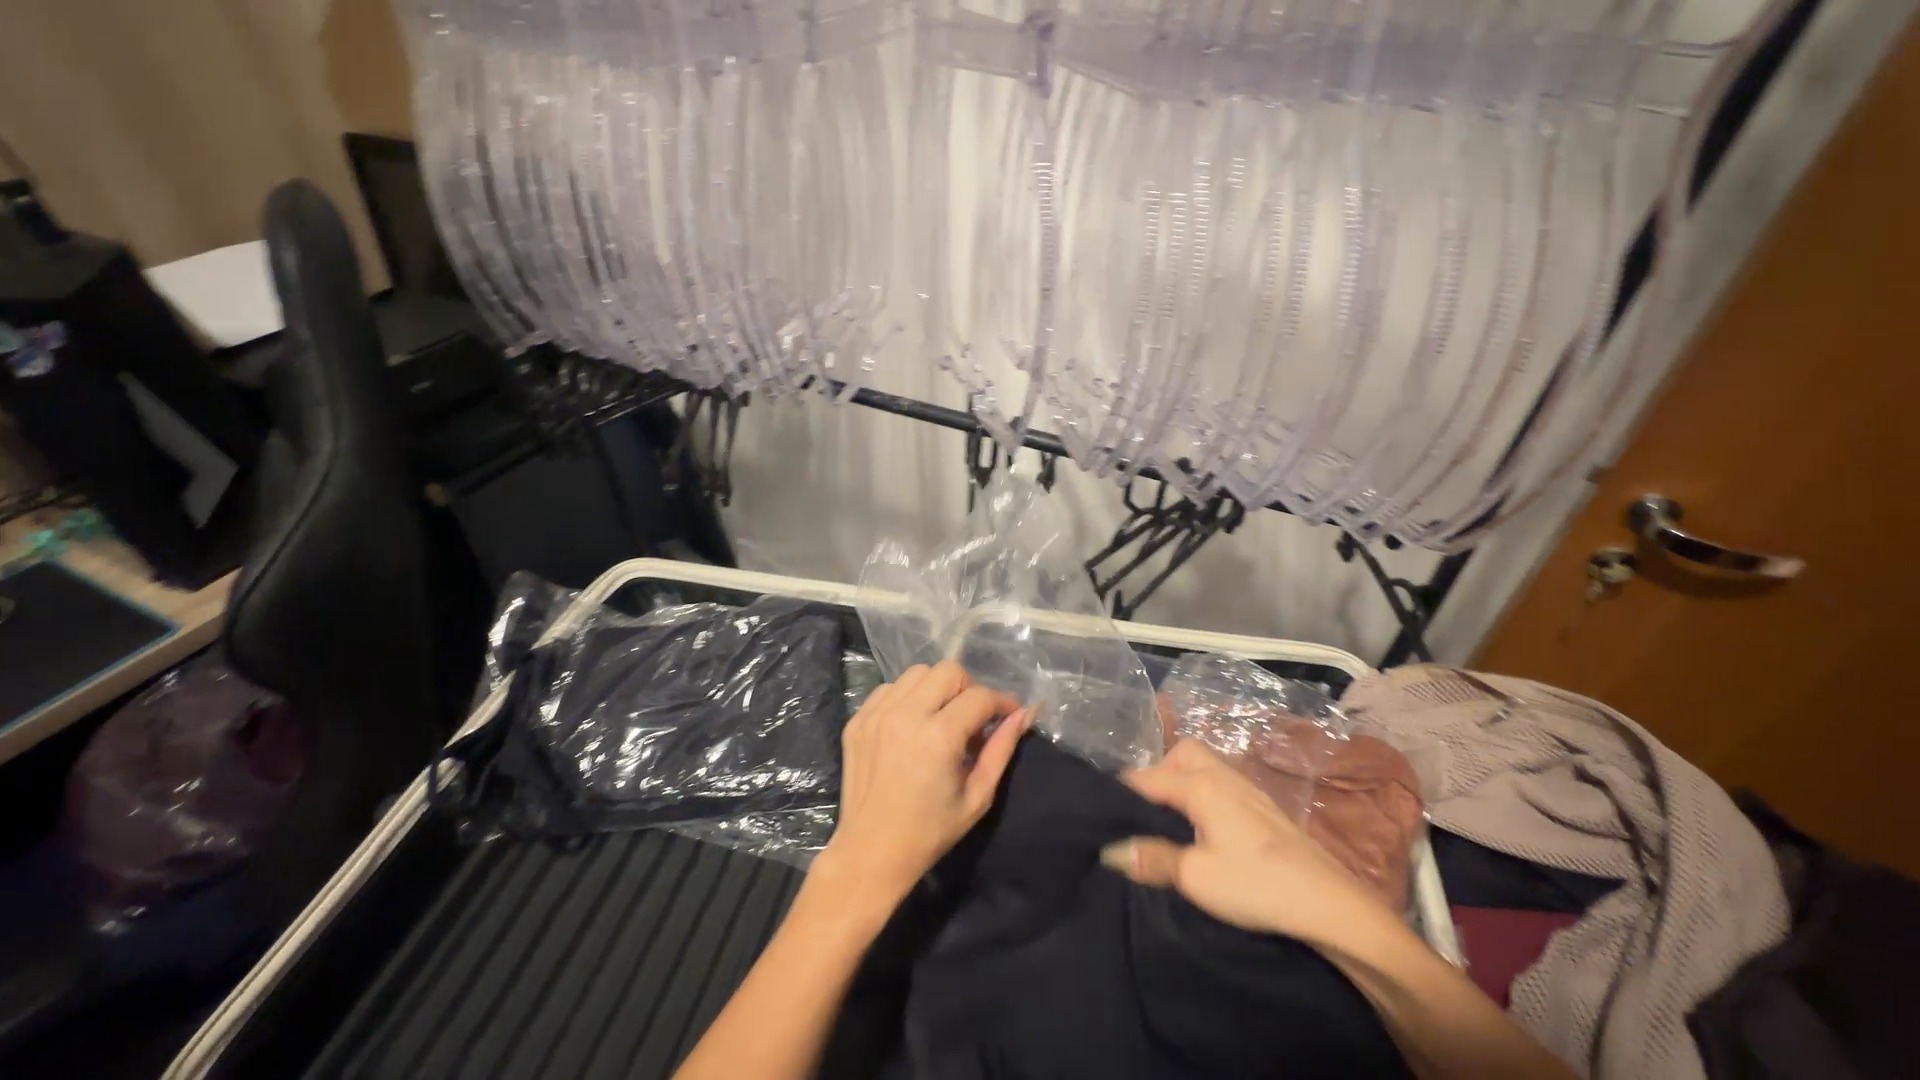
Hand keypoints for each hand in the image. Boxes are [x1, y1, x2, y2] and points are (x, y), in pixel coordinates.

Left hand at [818, 661, 1028, 904]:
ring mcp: (876, 715)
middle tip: (972, 719)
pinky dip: (907, 698)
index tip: (1009, 715)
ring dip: (937, 689)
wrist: (871, 851)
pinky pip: (890, 689)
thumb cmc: (930, 831)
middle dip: (968, 689)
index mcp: (938, 737)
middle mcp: (905, 716)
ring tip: (941, 720)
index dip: (1002, 702)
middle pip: (948, 671)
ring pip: (917, 673)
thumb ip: (1001, 749)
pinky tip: (913, 726)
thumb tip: (1024, 713)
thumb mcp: (977, 795)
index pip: (980, 696)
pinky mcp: (857, 720)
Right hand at [1100, 739, 1391, 944]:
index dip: (1120, 792)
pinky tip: (1204, 831)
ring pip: (1205, 768)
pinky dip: (1203, 796)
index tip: (1102, 813)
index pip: (1147, 776)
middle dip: (1158, 774)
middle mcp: (1224, 777)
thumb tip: (1110, 849)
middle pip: (1181, 754)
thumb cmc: (1256, 886)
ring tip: (1170, 824)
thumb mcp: (1195, 877)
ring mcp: (1249, 791)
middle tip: (1146, 813)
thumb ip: (1152, 857)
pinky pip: (1222, 785)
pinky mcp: (1266, 810)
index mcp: (1202, 786)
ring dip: (1182, 785)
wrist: (1329, 905)